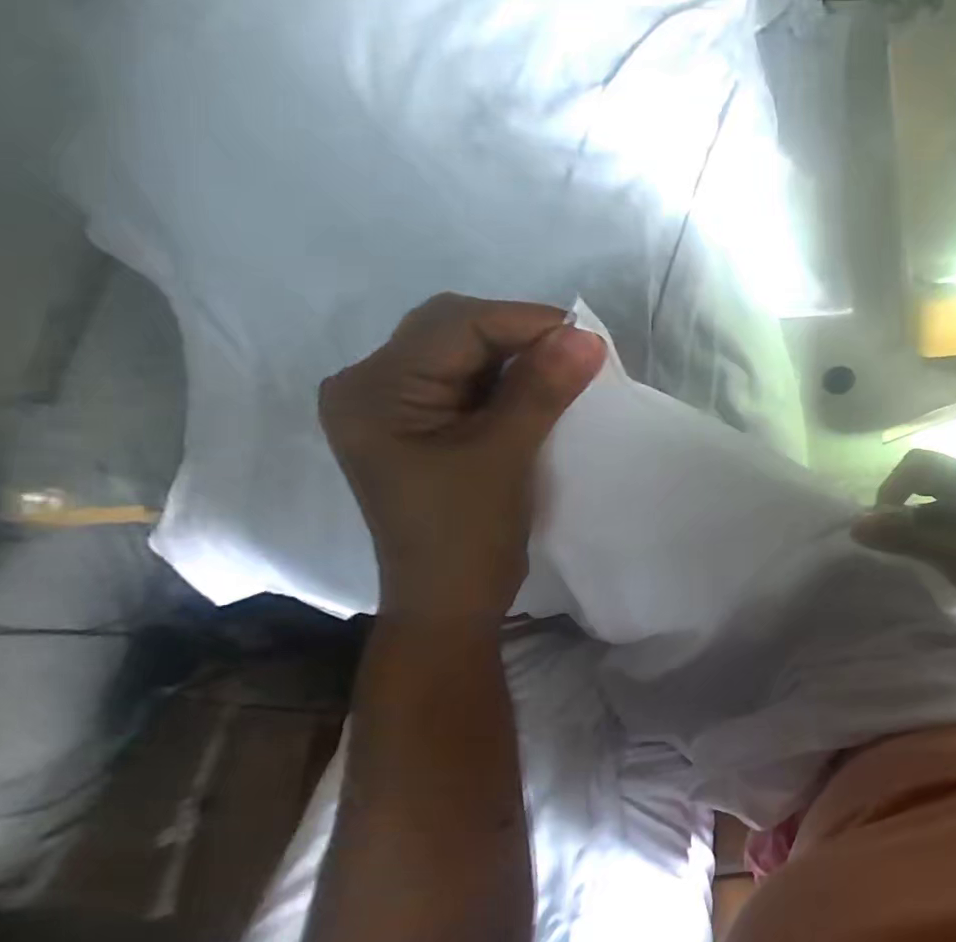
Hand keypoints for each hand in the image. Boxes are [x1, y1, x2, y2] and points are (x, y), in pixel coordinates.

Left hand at [319, 294, 604, 622]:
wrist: (449, 606)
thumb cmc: (467, 539)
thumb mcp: (505, 457)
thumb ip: (541, 390)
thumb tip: (587, 337)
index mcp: (373, 391)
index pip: (453, 327)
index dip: (522, 321)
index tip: (585, 335)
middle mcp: (368, 386)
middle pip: (450, 331)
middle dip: (517, 335)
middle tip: (576, 352)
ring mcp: (389, 407)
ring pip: (459, 354)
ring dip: (513, 357)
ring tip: (564, 368)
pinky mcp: (414, 426)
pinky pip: (462, 383)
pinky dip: (503, 382)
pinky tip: (537, 389)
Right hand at [851, 449, 955, 633]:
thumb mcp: (953, 555)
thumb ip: (905, 537)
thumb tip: (856, 526)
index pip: (919, 464)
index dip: (892, 488)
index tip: (882, 524)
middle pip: (921, 477)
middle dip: (897, 503)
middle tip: (886, 537)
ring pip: (927, 499)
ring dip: (907, 520)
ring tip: (901, 550)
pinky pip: (937, 517)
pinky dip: (921, 531)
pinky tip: (919, 555)